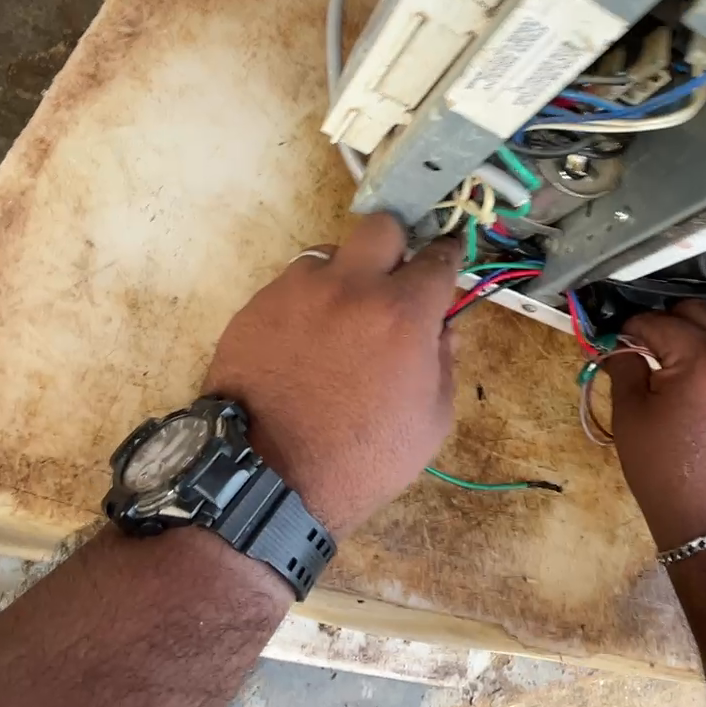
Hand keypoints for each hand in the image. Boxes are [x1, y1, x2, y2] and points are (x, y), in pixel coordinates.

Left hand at [201, 214, 461, 535]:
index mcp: (403, 313)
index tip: (447, 258)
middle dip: (396, 245)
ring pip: (332, 253)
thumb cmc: (362, 459)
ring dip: (346, 276)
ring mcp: (298, 290)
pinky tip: (304, 341)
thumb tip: (443, 327)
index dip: (448, 255)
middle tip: (393, 280)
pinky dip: (309, 301)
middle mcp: (352, 286)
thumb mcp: (430, 421)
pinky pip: (293, 284)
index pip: (438, 258)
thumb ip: (444, 362)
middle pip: (381, 226)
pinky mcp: (258, 304)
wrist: (267, 481)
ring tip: (341, 318)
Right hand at [603, 301, 705, 549]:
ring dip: (698, 327)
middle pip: (696, 311)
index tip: (614, 341)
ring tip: (675, 353)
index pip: (657, 322)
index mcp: (703, 357)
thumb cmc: (666, 472)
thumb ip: (624, 368)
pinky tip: (703, 367)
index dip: (628, 328)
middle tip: (642, 347)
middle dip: (664, 321)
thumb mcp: (631, 417)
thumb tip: (618, 346)